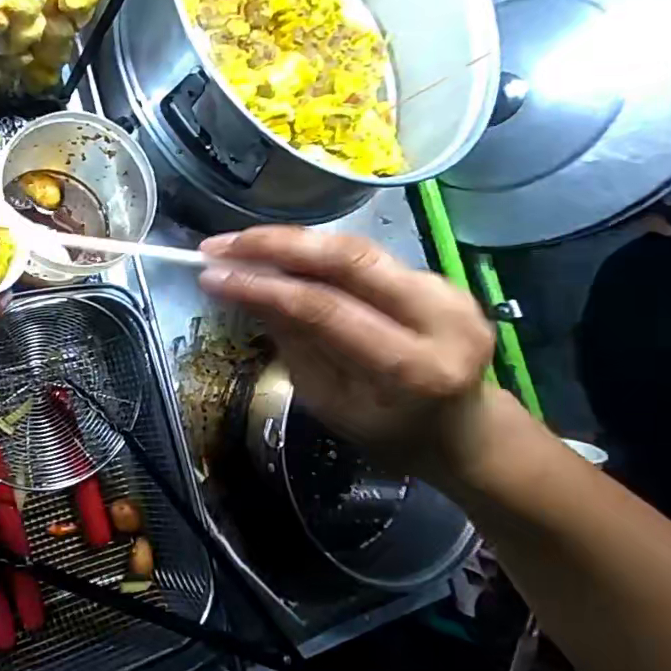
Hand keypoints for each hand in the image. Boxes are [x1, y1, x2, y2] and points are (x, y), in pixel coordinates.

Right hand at [197, 226, 498, 474]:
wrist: (458, 429)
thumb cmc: (383, 428)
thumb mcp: (325, 398)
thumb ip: (293, 340)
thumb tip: (243, 290)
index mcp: (411, 367)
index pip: (326, 309)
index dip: (262, 286)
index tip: (211, 276)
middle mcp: (441, 318)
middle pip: (350, 259)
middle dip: (276, 245)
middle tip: (220, 245)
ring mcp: (447, 290)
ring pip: (356, 248)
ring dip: (290, 241)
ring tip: (238, 243)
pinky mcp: (438, 277)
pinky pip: (365, 256)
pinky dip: (314, 251)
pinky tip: (276, 252)